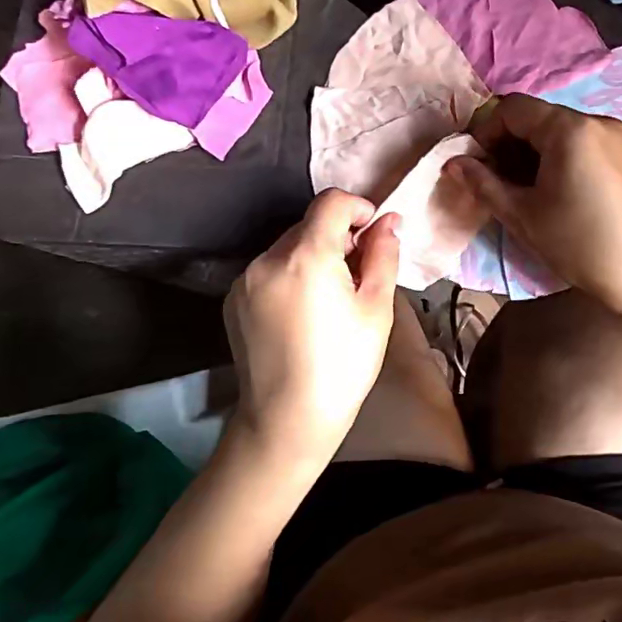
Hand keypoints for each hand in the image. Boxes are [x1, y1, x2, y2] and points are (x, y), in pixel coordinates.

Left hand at [223, 190, 400, 460]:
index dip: (358, 208)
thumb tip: (388, 221)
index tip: (373, 235)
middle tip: (358, 276)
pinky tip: (303, 314)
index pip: (331, 202)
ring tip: (330, 299)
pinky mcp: (233, 300)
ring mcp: (245, 280)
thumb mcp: (377, 308)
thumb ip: (383, 255)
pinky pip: (268, 271)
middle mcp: (268, 258)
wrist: (287, 419)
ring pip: (288, 247)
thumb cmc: (344, 365)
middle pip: (309, 224)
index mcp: (307, 256)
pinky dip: (290, 276)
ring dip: (313, 257)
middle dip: (338, 238)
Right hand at [448, 94, 621, 313]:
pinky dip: (559, 160)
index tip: (474, 166)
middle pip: (538, 118)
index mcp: (569, 127)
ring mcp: (617, 138)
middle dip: (508, 145)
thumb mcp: (523, 215)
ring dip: (532, 154)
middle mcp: (596, 121)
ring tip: (523, 193)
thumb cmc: (580, 243)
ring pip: (560, 133)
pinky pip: (582, 145)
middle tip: (494, 183)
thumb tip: (454, 163)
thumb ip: (484, 183)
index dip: (484, 133)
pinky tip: (554, 194)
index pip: (512, 108)